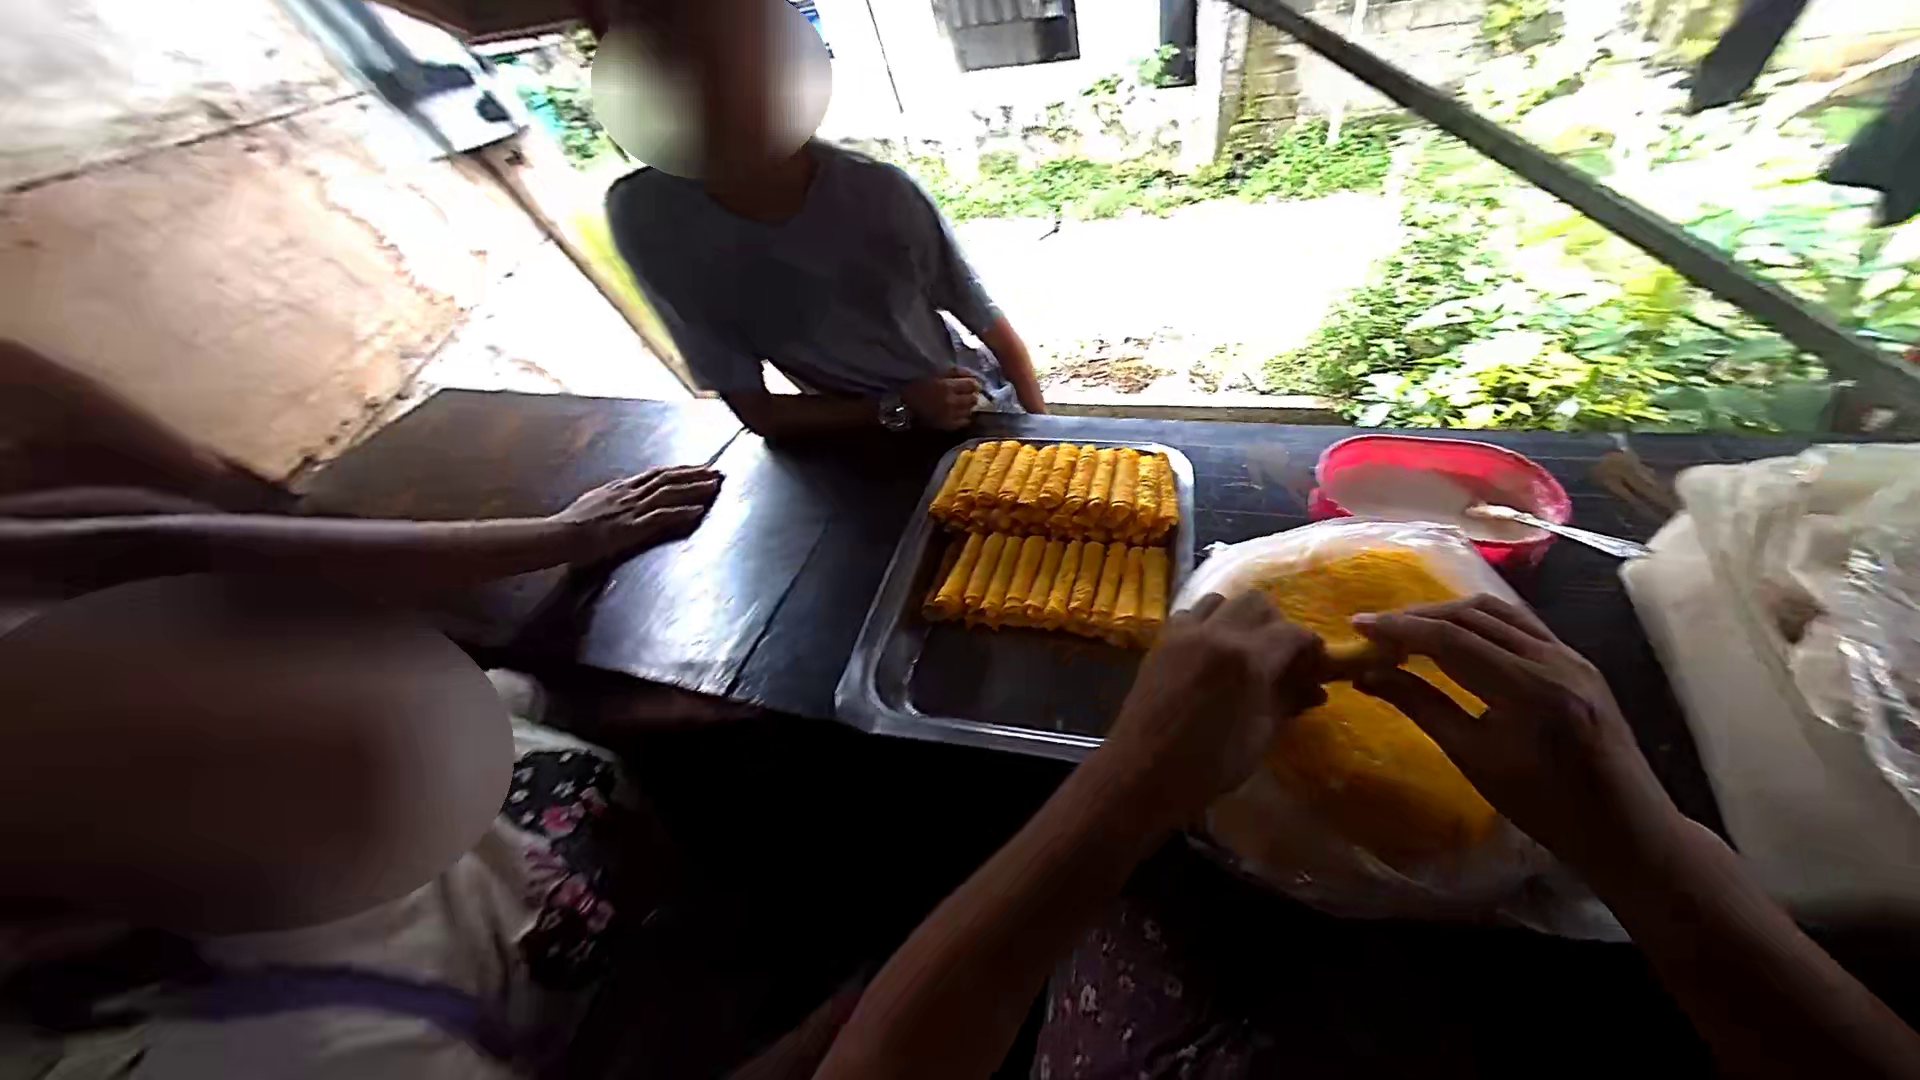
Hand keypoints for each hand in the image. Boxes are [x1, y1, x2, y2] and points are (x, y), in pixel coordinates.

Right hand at [552, 466, 722, 558]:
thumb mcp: (596, 501)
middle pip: (667, 478)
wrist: (558, 535)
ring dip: (694, 488)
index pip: (657, 473)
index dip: (680, 470)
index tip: (699, 467)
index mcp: (621, 487)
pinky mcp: (632, 526)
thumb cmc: (573, 523)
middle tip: (716, 471)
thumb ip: (614, 495)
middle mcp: (629, 493)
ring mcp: (631, 508)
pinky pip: (661, 516)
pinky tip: (698, 510)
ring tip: (714, 486)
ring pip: (668, 492)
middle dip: (694, 474)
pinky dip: (681, 511)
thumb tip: (626, 489)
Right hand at [899, 369, 982, 430]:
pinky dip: (964, 417)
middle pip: (973, 399)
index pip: (972, 385)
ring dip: (968, 406)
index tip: (972, 384)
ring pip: (970, 411)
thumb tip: (973, 375)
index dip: (974, 383)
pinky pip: (964, 422)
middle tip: (967, 394)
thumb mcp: (937, 373)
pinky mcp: (948, 426)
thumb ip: (956, 372)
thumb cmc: (919, 385)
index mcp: (947, 387)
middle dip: (972, 395)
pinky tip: (958, 413)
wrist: (905, 404)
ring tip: (962, 403)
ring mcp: (950, 416)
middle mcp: (951, 403)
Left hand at [1093, 591, 1328, 830]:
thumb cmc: (1212, 761)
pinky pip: (1188, 615)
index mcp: (1246, 657)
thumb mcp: (1261, 733)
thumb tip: (1314, 687)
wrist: (1147, 767)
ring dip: (1237, 617)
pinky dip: (1205, 624)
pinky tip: (1210, 652)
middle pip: (1255, 602)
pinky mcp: (1161, 641)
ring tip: (1243, 649)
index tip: (1315, 666)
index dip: (1311, 647)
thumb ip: (1287, 700)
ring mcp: (1182, 633)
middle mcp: (1214, 632)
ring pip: (1219, 601)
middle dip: (1275, 623)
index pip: (1292, 632)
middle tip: (1280, 655)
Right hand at [1350, 594, 1681, 866]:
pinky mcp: (1576, 661)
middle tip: (1377, 630)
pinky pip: (1517, 622)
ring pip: (1495, 611)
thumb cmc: (1543, 803)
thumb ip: (1418, 705)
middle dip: (1416, 617)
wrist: (1630, 830)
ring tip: (1409, 629)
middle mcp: (1554, 661)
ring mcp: (1571, 657)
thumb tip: (1366, 674)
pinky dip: (1475, 619)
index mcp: (1529, 690)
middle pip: (1470, 615)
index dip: (1398, 627)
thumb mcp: (1471, 755)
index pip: (1450, 639)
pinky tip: (1453, 634)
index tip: (1357, 625)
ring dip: (1445, 612)